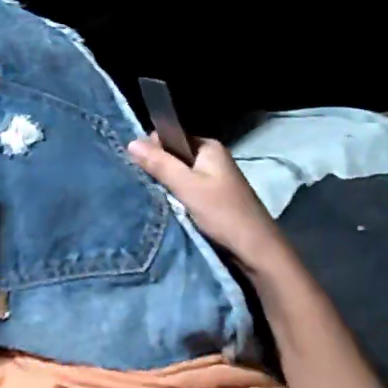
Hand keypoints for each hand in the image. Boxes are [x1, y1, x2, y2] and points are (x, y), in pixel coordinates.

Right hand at [127, 135, 294, 274]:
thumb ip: (160, 164)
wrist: (256, 250)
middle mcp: (211, 158)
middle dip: (157, 168)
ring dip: (165, 185)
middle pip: (173, 155)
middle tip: (141, 184)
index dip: (152, 148)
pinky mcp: (212, 198)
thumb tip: (131, 142)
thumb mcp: (187, 186)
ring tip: (149, 196)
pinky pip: (186, 190)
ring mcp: (213, 179)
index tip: (137, 167)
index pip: (170, 136)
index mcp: (208, 147)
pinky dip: (175, 197)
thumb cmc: (223, 213)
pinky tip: (165, 206)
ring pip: (178, 175)